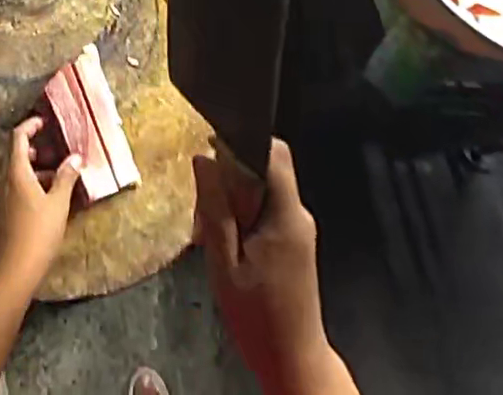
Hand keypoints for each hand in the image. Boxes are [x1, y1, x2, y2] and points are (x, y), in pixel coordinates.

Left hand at [0, 116, 81, 292]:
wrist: (13, 276)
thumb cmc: (37, 234)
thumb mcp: (58, 203)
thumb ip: (66, 177)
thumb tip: (75, 157)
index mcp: (17, 174)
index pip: (18, 138)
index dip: (31, 125)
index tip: (46, 121)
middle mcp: (6, 183)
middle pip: (19, 156)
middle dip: (39, 149)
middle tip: (60, 150)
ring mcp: (4, 200)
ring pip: (20, 174)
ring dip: (40, 169)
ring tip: (63, 175)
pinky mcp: (6, 216)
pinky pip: (20, 189)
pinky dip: (36, 185)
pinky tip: (54, 197)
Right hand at [196, 139, 351, 392]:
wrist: (293, 361)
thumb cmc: (258, 317)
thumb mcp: (224, 264)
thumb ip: (214, 209)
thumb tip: (203, 161)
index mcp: (285, 213)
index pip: (274, 152)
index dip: (244, 141)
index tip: (213, 149)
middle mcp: (298, 213)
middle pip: (265, 170)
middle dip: (232, 177)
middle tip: (204, 207)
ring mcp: (299, 227)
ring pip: (264, 191)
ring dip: (235, 200)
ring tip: (210, 232)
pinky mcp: (295, 240)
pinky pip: (268, 211)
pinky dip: (245, 217)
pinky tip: (226, 244)